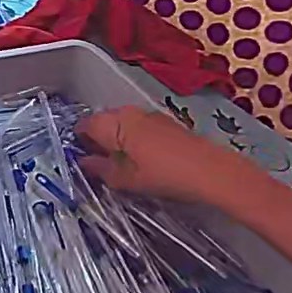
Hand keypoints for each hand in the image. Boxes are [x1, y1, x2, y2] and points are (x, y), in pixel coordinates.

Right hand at [76, 107, 280, 211]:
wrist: (211, 171)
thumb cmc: (163, 175)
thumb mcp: (127, 180)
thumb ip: (101, 170)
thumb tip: (84, 163)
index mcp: (114, 123)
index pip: (85, 125)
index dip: (80, 142)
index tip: (83, 160)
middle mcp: (128, 112)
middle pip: (102, 121)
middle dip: (97, 140)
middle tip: (101, 165)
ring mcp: (148, 115)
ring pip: (121, 123)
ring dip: (116, 140)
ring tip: (123, 165)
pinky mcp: (164, 122)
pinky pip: (137, 126)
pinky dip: (133, 139)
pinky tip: (143, 159)